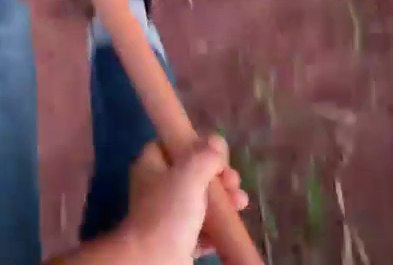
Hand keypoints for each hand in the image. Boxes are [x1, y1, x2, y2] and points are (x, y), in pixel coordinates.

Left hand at [118, 136, 249, 260]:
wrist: (156, 260)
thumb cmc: (169, 211)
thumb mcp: (188, 176)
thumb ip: (203, 157)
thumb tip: (216, 139)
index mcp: (150, 165)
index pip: (172, 146)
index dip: (195, 147)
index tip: (219, 155)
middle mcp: (156, 188)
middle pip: (190, 175)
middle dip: (216, 177)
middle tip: (234, 182)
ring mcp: (167, 216)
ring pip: (199, 204)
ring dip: (222, 203)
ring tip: (242, 203)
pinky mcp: (178, 242)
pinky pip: (201, 231)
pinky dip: (217, 229)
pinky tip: (232, 228)